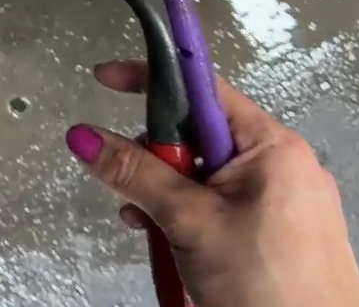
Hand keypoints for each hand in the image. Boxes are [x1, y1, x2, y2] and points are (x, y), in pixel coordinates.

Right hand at [65, 61, 358, 306]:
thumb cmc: (261, 280)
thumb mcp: (187, 219)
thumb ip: (132, 171)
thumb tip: (78, 134)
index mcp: (273, 149)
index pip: (201, 88)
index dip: (150, 78)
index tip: (102, 80)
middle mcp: (281, 168)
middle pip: (193, 133)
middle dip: (151, 153)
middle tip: (129, 181)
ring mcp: (281, 204)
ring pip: (197, 171)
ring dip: (159, 189)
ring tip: (147, 223)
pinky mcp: (275, 235)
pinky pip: (212, 202)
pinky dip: (179, 212)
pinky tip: (165, 238)